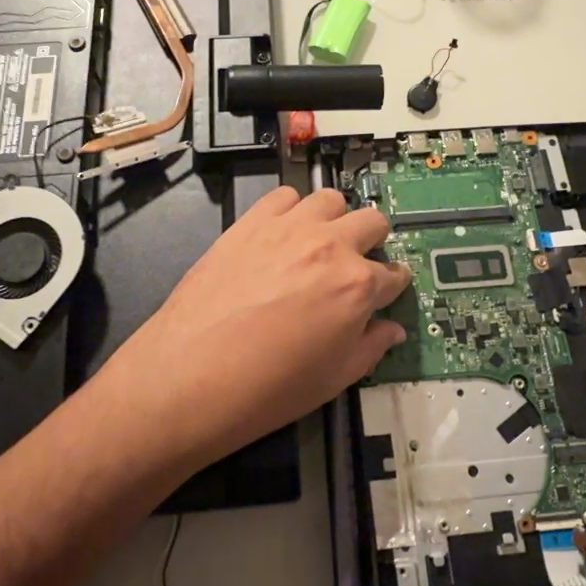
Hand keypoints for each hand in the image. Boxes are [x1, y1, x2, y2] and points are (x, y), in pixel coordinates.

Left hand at [89, 186, 410, 470]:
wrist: (191, 375)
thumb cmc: (268, 388)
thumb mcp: (334, 379)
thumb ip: (370, 347)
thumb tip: (390, 330)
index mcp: (358, 286)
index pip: (394, 274)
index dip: (392, 286)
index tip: (384, 294)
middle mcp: (330, 246)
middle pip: (372, 222)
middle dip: (372, 243)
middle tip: (355, 266)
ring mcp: (288, 228)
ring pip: (330, 199)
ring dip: (334, 219)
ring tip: (319, 243)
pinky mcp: (250, 221)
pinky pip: (284, 196)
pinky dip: (291, 210)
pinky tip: (282, 235)